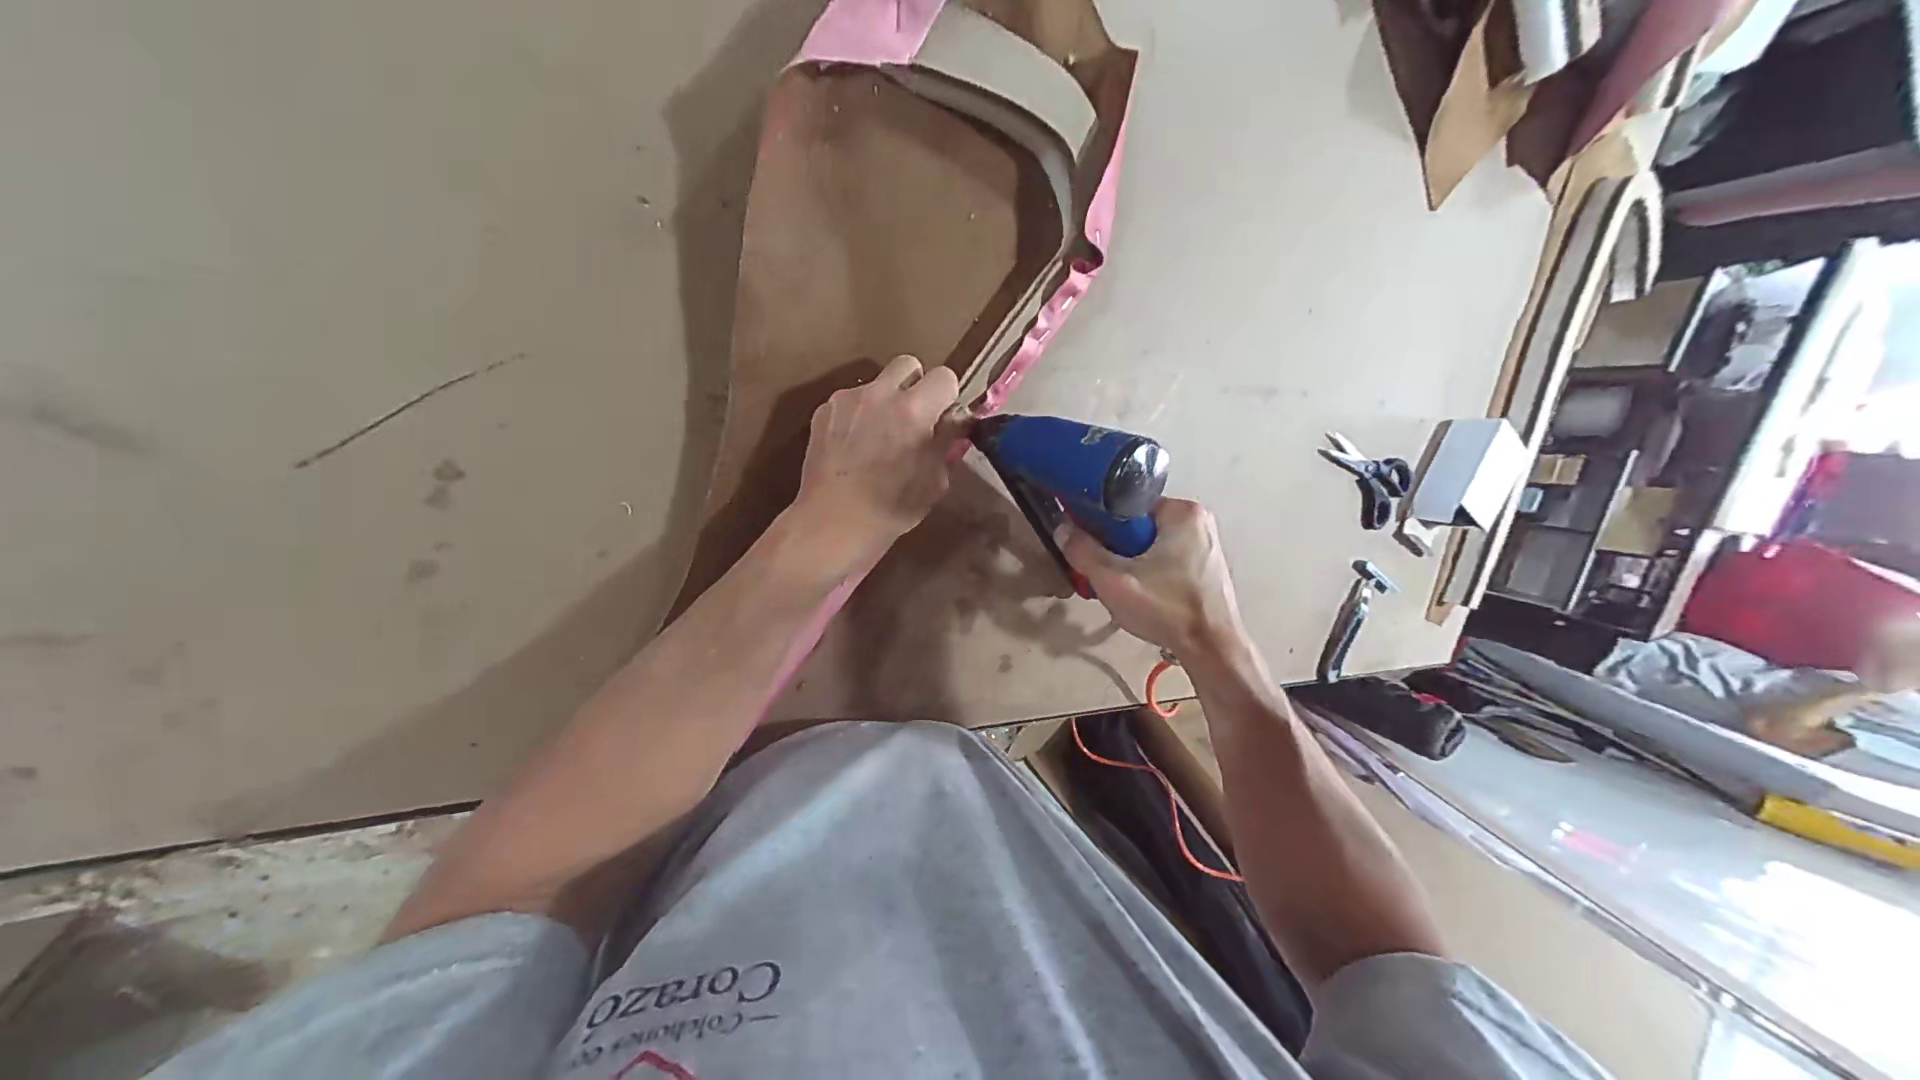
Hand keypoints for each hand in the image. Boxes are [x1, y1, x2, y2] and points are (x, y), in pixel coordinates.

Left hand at [794, 354, 968, 556]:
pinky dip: (856, 416)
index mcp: (914, 410)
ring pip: (875, 384)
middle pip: (907, 364)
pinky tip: (852, 447)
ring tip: (877, 437)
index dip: (946, 397)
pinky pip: (849, 402)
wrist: (833, 522)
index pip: (944, 376)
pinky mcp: (823, 412)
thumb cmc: (891, 509)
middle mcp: (880, 394)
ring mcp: (847, 400)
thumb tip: (953, 425)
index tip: (941, 419)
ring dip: (883, 401)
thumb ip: (946, 444)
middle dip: (914, 385)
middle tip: (912, 418)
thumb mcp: (934, 481)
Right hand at [1057, 498, 1249, 663]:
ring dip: (1131, 565)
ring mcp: (1206, 545)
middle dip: (1118, 550)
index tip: (1089, 545)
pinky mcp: (1206, 568)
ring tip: (1125, 590)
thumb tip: (1061, 529)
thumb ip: (1083, 552)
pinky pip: (1165, 561)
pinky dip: (1150, 575)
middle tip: (1107, 575)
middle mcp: (1198, 520)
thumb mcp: (1114, 580)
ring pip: (1149, 546)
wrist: (1212, 651)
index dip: (1102, 525)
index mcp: (1182, 511)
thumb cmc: (1167, 609)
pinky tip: (1144, 597)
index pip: (1127, 504)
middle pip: (1137, 526)